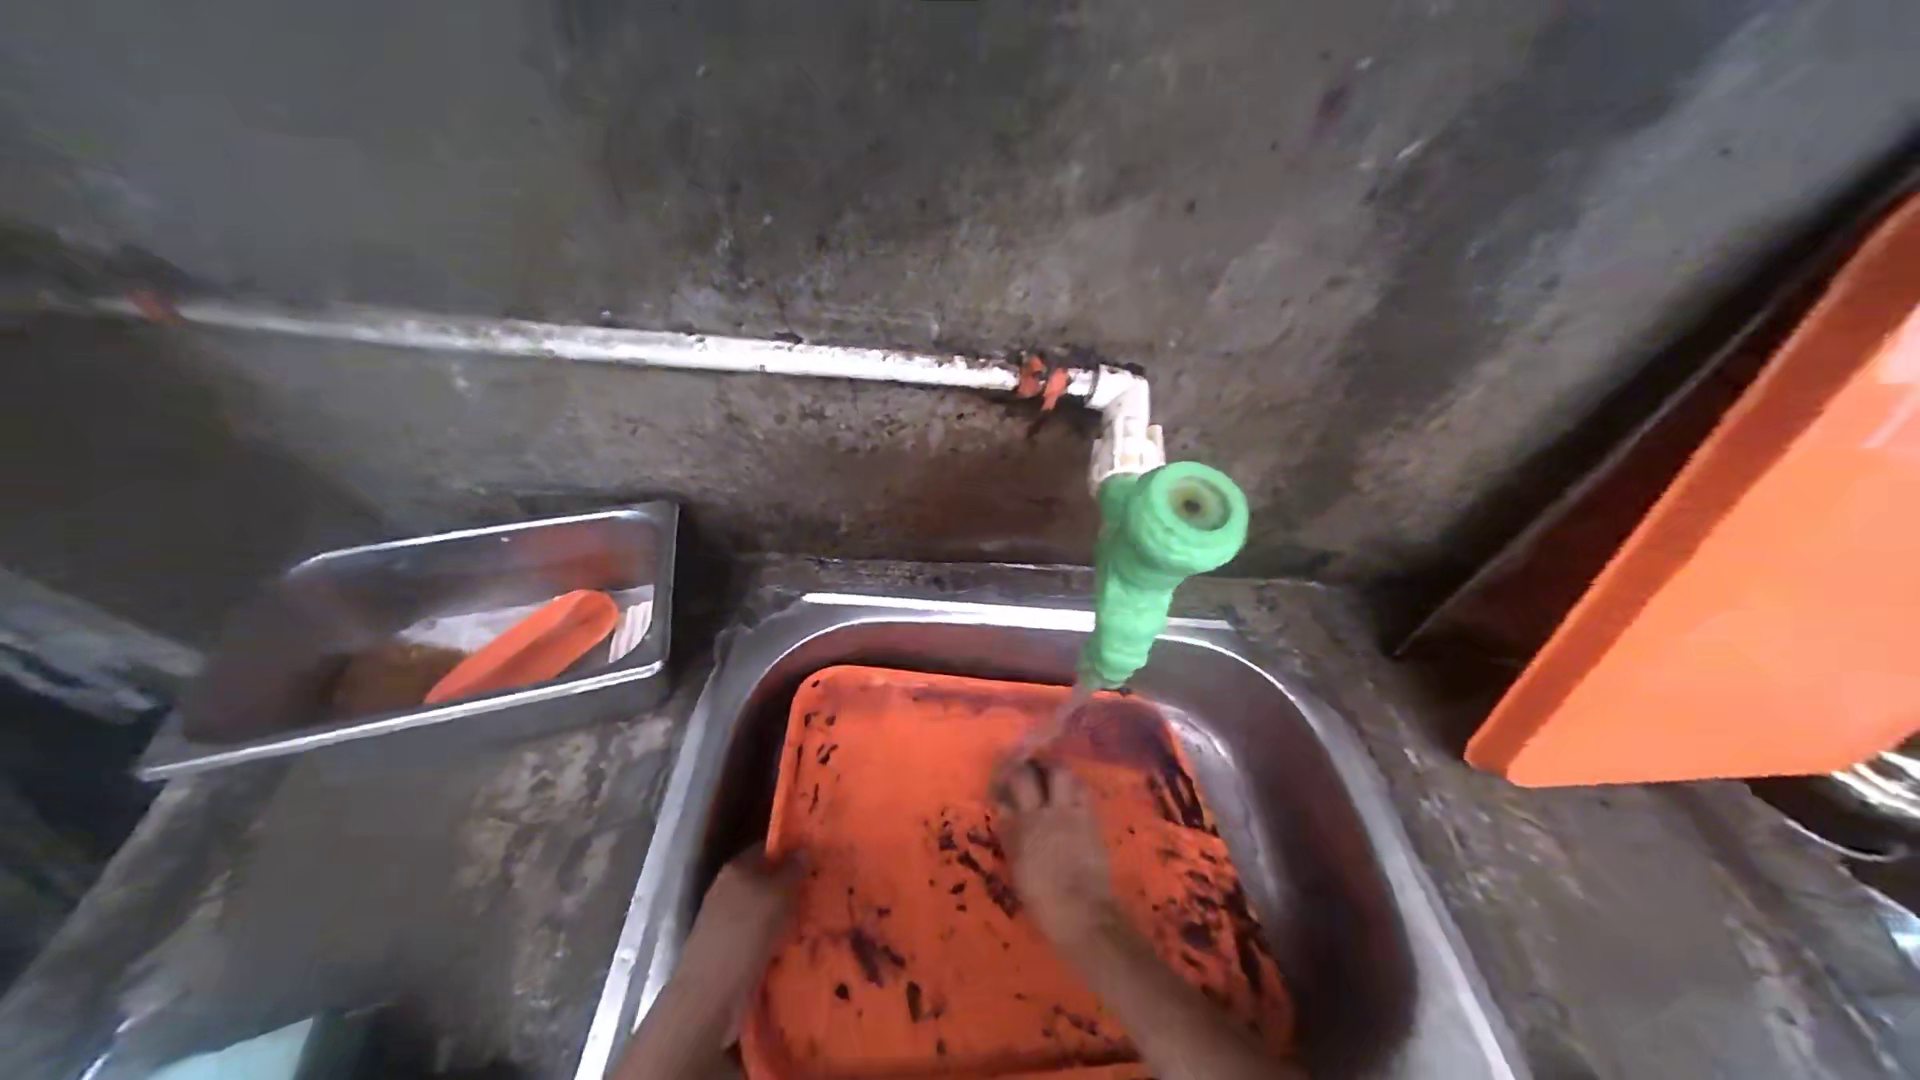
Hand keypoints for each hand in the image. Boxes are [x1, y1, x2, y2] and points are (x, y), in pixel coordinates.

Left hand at [615, 847, 803, 1079]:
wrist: (710, 995)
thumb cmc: (745, 933)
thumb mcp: (777, 894)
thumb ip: (793, 870)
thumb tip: (804, 850)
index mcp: (735, 869)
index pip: (767, 848)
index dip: (792, 849)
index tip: (818, 855)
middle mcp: (728, 890)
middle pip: (766, 878)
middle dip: (792, 884)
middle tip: (824, 886)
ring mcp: (727, 921)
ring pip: (766, 908)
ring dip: (788, 912)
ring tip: (819, 914)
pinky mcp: (731, 949)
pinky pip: (762, 933)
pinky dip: (779, 936)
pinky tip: (799, 941)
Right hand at [991, 757, 1120, 951]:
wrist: (1083, 914)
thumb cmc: (1044, 900)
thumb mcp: (1017, 868)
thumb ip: (1010, 835)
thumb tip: (1006, 811)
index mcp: (1019, 828)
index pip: (1004, 792)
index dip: (1001, 781)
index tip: (1001, 781)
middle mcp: (1042, 813)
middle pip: (1028, 773)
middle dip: (1024, 765)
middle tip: (1025, 767)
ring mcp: (1069, 813)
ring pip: (1061, 772)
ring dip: (1053, 768)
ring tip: (1050, 773)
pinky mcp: (1090, 818)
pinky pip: (1082, 789)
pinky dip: (1074, 784)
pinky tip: (1070, 790)